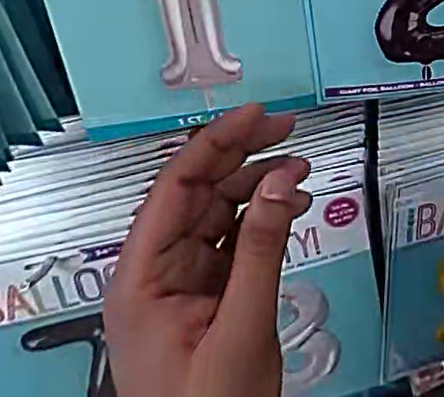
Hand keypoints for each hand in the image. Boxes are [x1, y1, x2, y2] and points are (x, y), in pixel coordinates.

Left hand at [104, 105, 312, 396]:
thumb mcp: (241, 329)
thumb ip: (262, 250)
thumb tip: (281, 179)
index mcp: (142, 279)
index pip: (174, 189)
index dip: (214, 143)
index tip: (256, 114)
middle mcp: (158, 269)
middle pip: (197, 189)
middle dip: (242, 152)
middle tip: (287, 127)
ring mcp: (185, 276)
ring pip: (220, 205)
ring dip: (261, 182)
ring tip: (301, 170)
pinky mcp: (212, 285)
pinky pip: (238, 231)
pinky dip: (267, 212)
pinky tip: (293, 204)